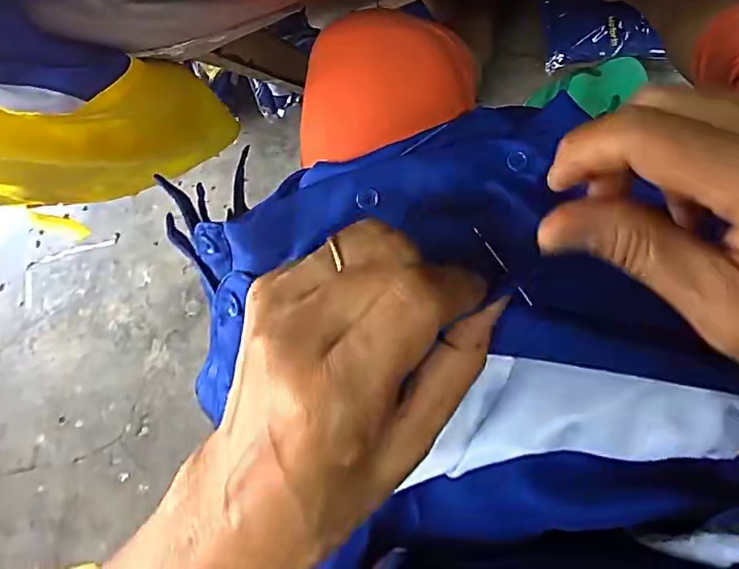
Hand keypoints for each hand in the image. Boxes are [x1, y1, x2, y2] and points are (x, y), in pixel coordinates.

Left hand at [111, 222, 506, 568]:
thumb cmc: (339, 482)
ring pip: (368, 238)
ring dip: (400, 259)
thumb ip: (461, 360)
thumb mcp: (417, 439)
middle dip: (432, 273)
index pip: (415, 297)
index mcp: (337, 386)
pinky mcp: (264, 288)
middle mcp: (298, 333)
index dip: (459, 287)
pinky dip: (366, 261)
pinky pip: (339, 245)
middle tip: (437, 306)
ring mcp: (274, 304)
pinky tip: (362, 298)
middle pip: (394, 258)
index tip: (474, 298)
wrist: (247, 500)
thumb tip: (492, 297)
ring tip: (398, 298)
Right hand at [540, 88, 738, 568]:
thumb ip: (642, 252)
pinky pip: (730, 112)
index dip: (585, 150)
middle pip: (665, 100)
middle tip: (604, 210)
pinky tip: (714, 202)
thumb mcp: (732, 320)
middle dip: (615, 146)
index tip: (552, 193)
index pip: (649, 131)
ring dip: (657, 146)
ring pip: (694, 101)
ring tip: (673, 221)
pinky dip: (697, 145)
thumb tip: (553, 221)